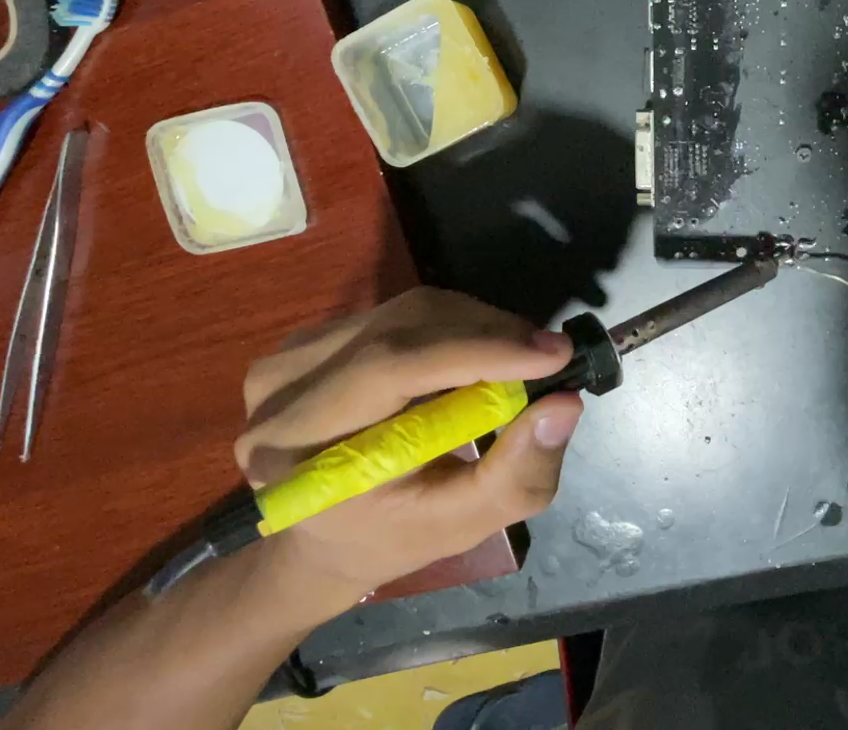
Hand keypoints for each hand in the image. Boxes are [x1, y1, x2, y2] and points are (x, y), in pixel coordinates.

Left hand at [234, 288, 583, 620]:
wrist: (326, 537)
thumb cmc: (392, 538)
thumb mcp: (461, 524)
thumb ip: (516, 475)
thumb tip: (565, 403)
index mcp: (298, 449)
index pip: (390, 369)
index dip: (477, 352)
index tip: (554, 353)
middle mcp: (281, 390)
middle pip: (403, 326)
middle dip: (490, 334)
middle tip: (551, 355)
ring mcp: (292, 355)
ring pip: (409, 310)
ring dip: (479, 325)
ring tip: (521, 358)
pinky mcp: (316, 336)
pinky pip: (403, 312)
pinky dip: (456, 324)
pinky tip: (478, 354)